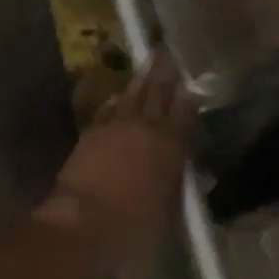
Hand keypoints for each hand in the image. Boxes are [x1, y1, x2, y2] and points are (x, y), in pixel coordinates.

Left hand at [35, 54, 195, 269]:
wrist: (82, 223)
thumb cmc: (134, 227)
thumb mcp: (169, 213)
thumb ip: (180, 187)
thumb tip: (197, 175)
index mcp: (170, 146)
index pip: (185, 114)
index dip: (190, 98)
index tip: (194, 83)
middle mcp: (145, 129)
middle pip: (157, 94)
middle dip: (164, 73)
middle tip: (168, 52)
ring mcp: (114, 127)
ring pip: (130, 95)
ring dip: (140, 80)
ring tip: (147, 62)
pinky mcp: (90, 134)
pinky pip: (106, 109)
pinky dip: (114, 100)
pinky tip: (117, 95)